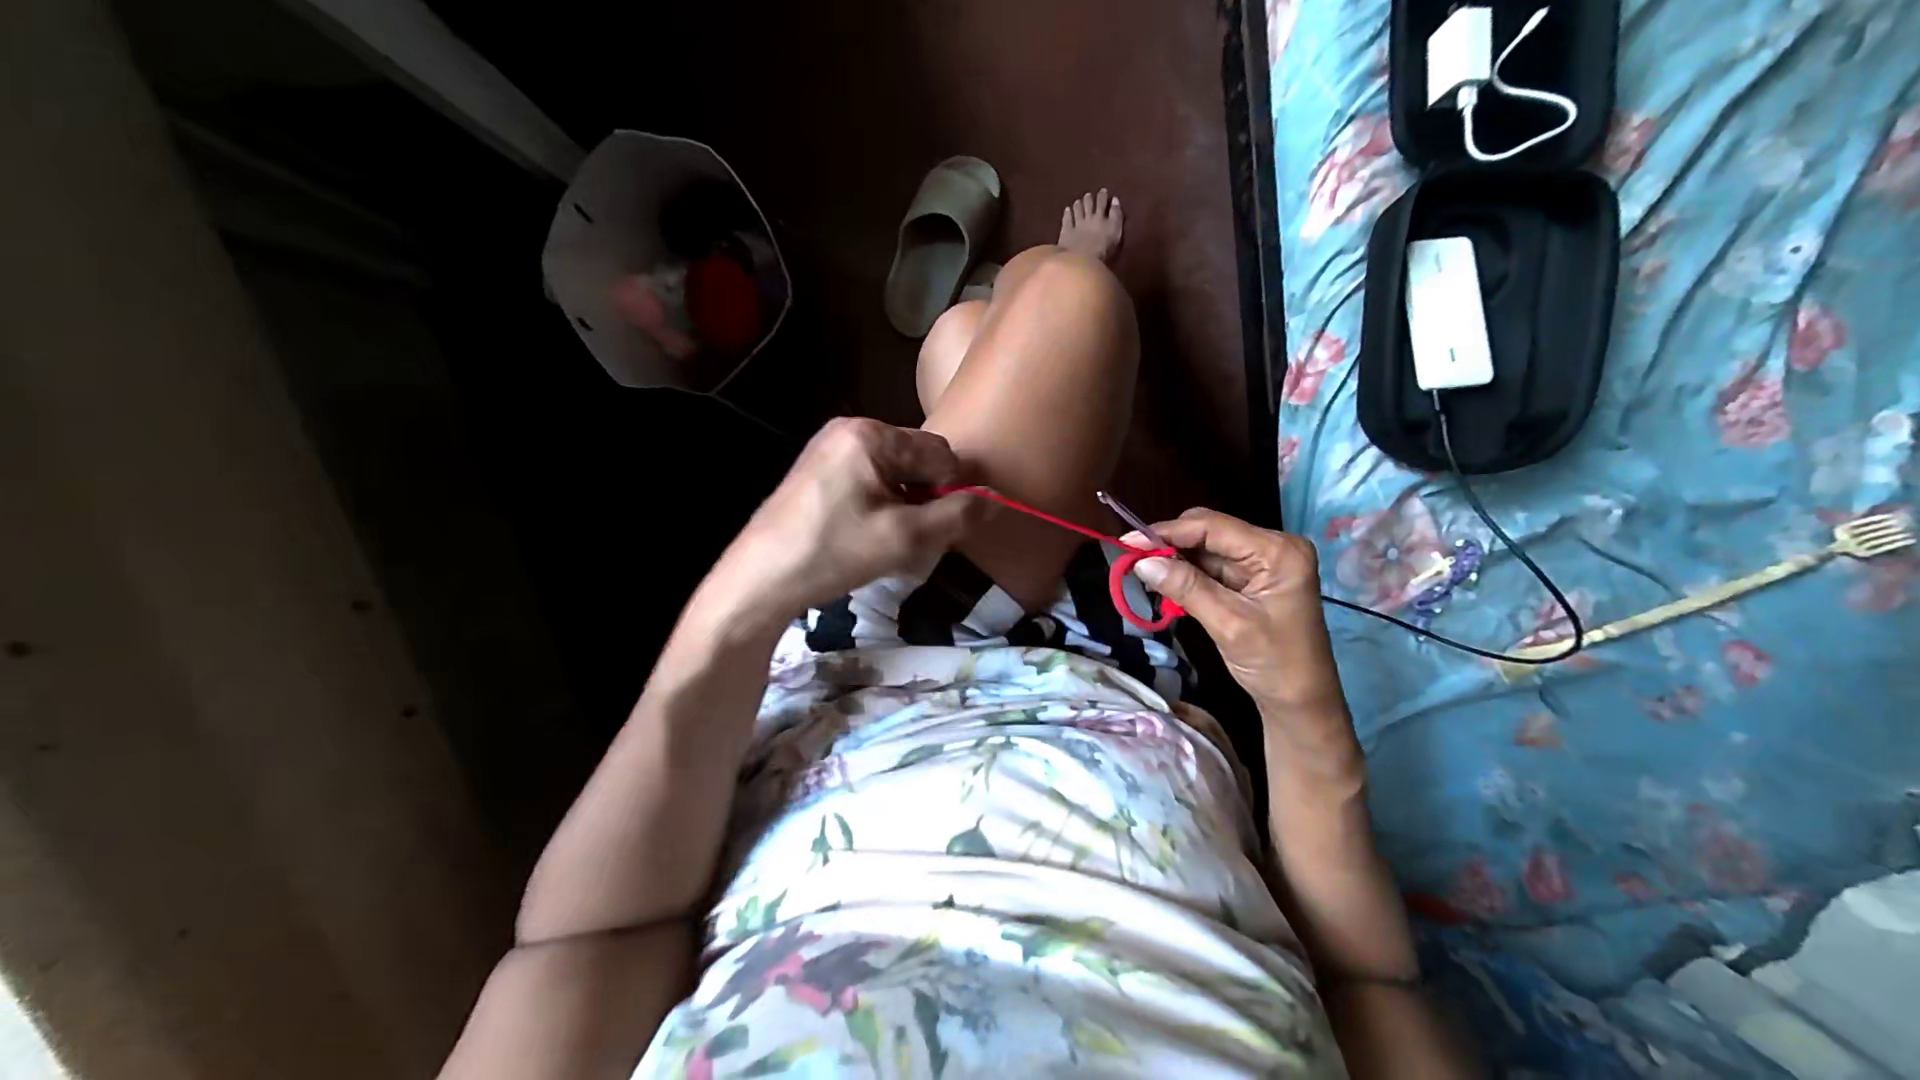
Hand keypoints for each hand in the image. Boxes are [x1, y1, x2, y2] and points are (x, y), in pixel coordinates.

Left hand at [701, 418, 976, 625]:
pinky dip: (880, 509)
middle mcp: (849, 429)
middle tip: (910, 543)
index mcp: (870, 434)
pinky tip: (865, 540)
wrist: (759, 580)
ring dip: (904, 510)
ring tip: (886, 547)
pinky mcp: (817, 473)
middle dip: (924, 502)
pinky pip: (868, 482)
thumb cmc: (834, 552)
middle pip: (917, 461)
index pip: (940, 453)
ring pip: (895, 476)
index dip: (950, 492)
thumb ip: (957, 516)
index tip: (936, 531)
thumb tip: (997, 500)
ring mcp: (828, 449)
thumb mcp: (905, 539)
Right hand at [1124, 510, 1358, 769]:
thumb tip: (1142, 562)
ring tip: (1143, 573)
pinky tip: (1165, 584)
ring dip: (1174, 560)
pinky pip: (1210, 566)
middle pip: (1208, 531)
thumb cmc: (1275, 664)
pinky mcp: (1252, 578)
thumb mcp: (1228, 624)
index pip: (1213, 527)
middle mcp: (1272, 547)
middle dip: (1169, 545)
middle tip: (1133, 560)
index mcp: (1278, 551)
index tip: (1128, 542)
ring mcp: (1262, 562)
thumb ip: (1186, 588)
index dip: (1167, 532)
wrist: (1301, 702)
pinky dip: (1186, 574)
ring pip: (1205, 548)